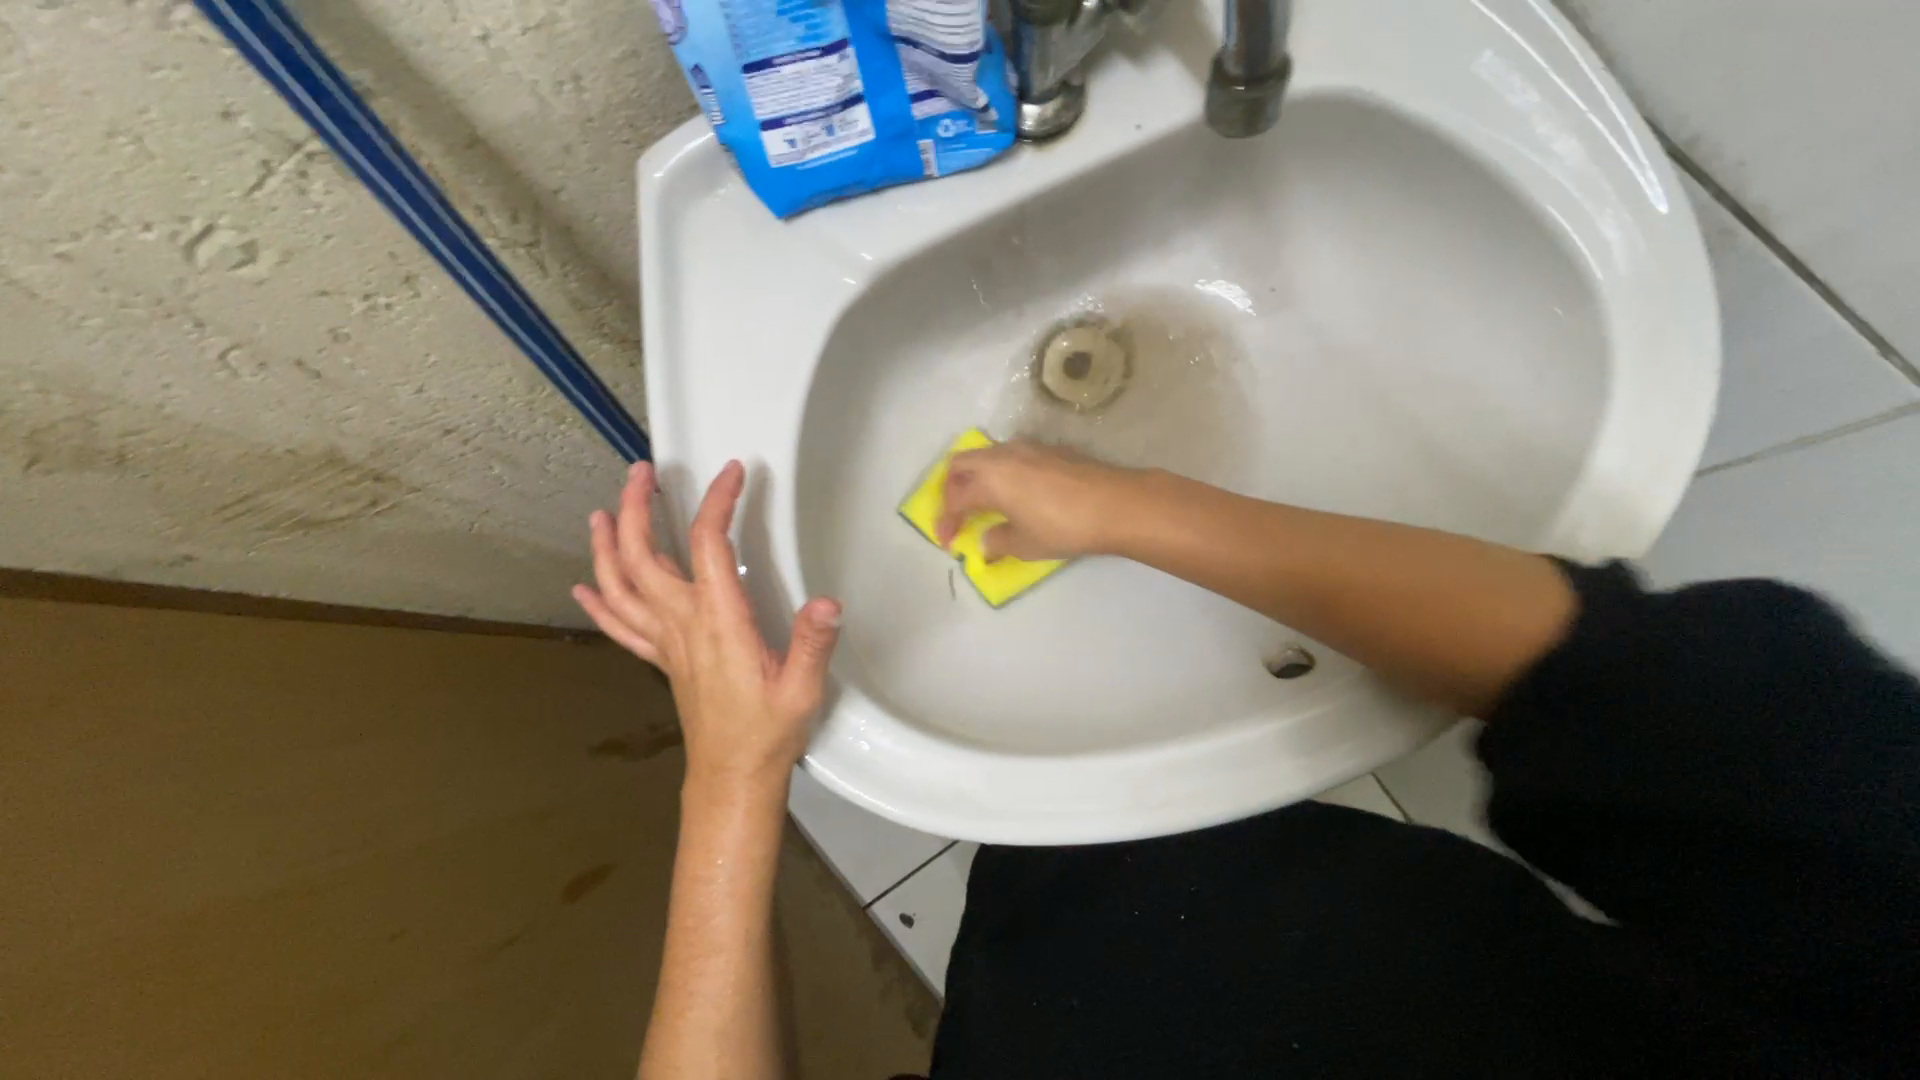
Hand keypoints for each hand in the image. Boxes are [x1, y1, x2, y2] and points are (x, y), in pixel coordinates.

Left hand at [573, 460, 841, 790]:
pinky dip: (598, 602)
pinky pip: (619, 626)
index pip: (707, 545)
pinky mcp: (661, 660)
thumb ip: (812, 642)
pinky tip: (583, 587)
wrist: (732, 776)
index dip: (717, 502)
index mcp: (719, 620)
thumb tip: (828, 601)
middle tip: (643, 473)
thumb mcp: (803, 688)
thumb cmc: (768, 732)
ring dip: (607, 546)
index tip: (733, 472)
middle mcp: (681, 623)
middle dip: (637, 508)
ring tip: (603, 512)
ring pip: (620, 585)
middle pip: (642, 555)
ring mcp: (664, 642)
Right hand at [935, 439, 1141, 560]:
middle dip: (953, 489)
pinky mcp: (1050, 449)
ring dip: (978, 477)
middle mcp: (1002, 456)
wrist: (1115, 504)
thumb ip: (998, 541)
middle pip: (962, 464)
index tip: (947, 540)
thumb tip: (986, 541)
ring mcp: (1028, 448)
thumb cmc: (1062, 527)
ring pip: (988, 455)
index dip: (946, 520)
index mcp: (989, 480)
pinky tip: (1017, 493)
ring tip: (984, 502)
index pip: (955, 498)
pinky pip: (1013, 457)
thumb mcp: (1025, 544)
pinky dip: (1003, 473)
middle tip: (957, 513)